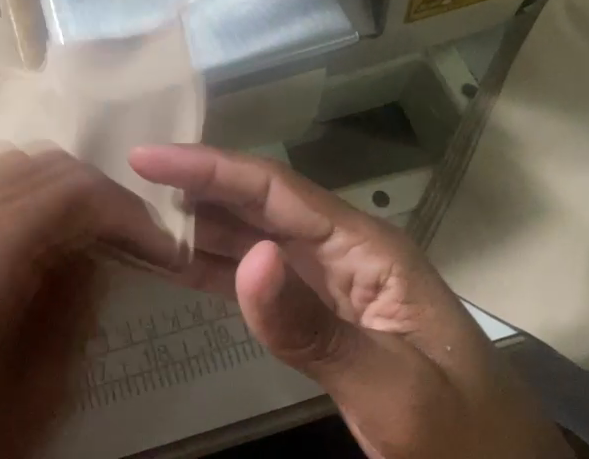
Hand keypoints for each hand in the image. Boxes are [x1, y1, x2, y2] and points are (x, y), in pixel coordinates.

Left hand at [0, 148, 179, 458]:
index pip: (78, 191)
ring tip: (73, 240)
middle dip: (94, 196)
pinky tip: (14, 242)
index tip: (161, 248)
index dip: (130, 213)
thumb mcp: (30, 394)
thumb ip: (72, 309)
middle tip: (125, 242)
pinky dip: (3, 196)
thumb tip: (92, 257)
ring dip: (48, 192)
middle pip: (42, 164)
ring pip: (1, 164)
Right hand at [131, 145, 570, 458]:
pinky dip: (214, 272)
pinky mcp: (326, 320)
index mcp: (367, 248)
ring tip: (134, 216)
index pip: (274, 190)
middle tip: (124, 181)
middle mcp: (346, 253)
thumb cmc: (464, 438)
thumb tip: (247, 258)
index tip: (145, 157)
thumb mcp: (394, 391)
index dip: (208, 168)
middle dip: (194, 189)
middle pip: (257, 207)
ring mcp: (336, 287)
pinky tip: (175, 266)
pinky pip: (260, 283)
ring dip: (196, 228)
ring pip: (253, 240)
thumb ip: (316, 327)